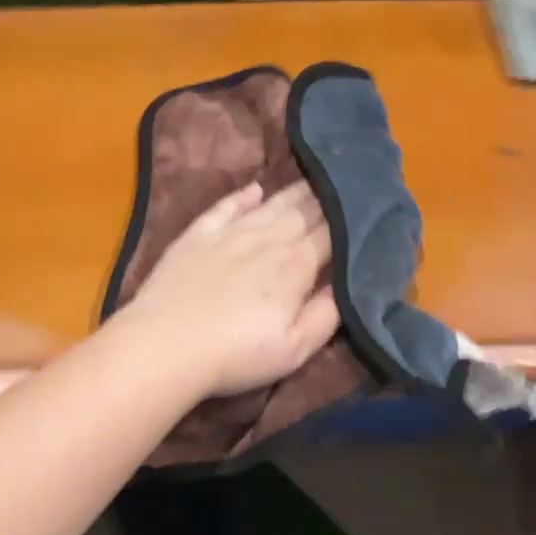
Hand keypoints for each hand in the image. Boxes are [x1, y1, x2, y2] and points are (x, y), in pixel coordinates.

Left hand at [121, 181, 338, 398]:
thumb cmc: (235, 355)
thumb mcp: (294, 349)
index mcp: (296, 264)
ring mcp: (228, 233)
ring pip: (270, 204)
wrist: (164, 345)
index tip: (371, 210)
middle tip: (349, 185)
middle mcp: (266, 238)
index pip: (332, 234)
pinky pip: (225, 207)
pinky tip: (255, 189)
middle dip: (329, 198)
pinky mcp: (196, 236)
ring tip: (314, 179)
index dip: (353, 221)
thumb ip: (326, 314)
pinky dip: (243, 196)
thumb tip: (348, 285)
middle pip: (304, 211)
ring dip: (295, 191)